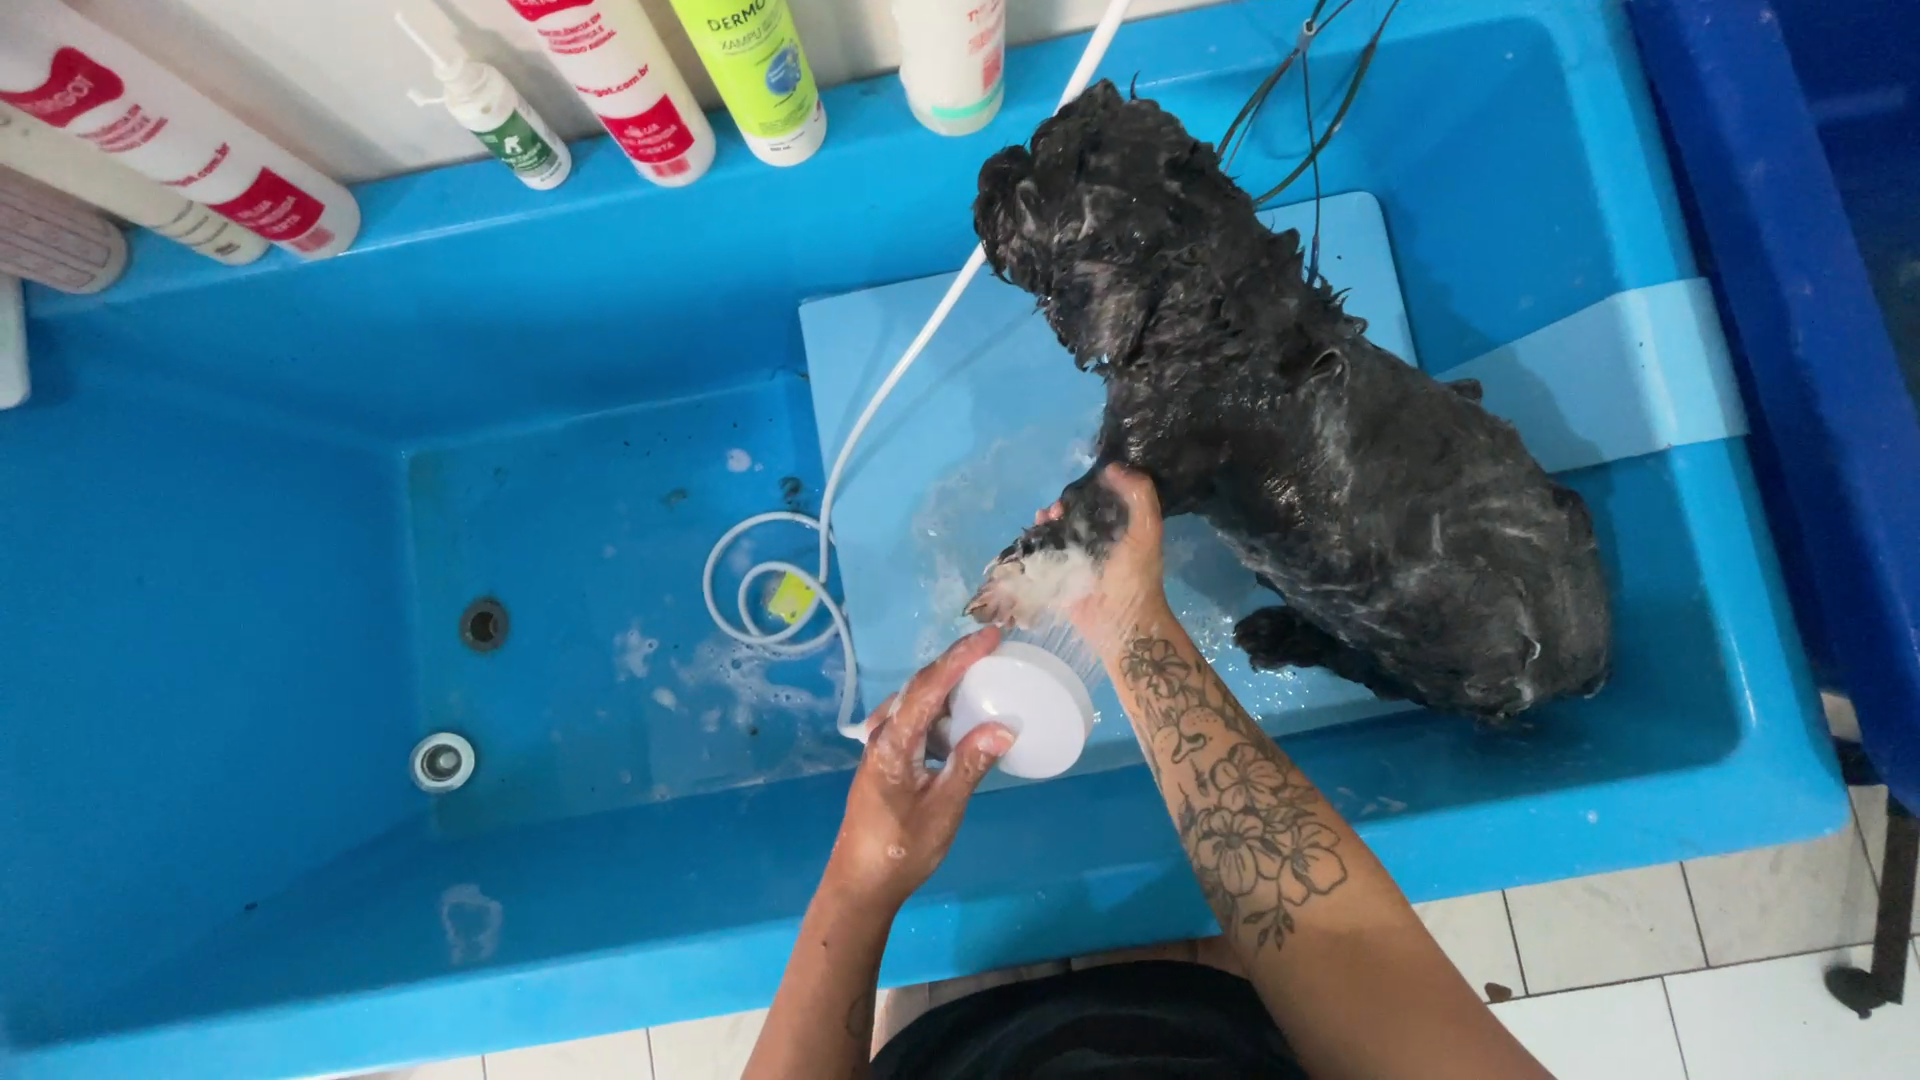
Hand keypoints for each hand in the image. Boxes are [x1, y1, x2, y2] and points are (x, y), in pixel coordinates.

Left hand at [825, 628, 1014, 911]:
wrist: (860, 884)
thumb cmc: (900, 850)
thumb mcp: (943, 810)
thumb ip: (970, 765)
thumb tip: (1004, 727)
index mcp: (893, 741)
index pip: (929, 686)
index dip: (960, 657)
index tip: (991, 636)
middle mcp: (883, 733)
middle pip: (921, 684)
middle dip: (957, 661)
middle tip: (993, 644)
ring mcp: (882, 743)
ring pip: (917, 699)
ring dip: (949, 683)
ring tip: (984, 671)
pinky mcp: (888, 756)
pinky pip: (916, 718)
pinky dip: (941, 707)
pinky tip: (960, 714)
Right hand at [1037, 464, 1170, 640]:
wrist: (1119, 622)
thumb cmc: (1136, 577)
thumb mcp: (1147, 531)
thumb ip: (1140, 496)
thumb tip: (1114, 467)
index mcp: (1119, 532)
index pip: (1101, 503)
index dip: (1089, 490)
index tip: (1080, 485)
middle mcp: (1096, 544)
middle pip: (1074, 517)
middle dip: (1063, 506)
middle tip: (1057, 507)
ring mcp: (1074, 561)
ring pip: (1055, 533)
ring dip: (1047, 521)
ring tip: (1044, 517)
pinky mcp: (1057, 577)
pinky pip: (1042, 554)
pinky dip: (1035, 541)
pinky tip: (1034, 530)